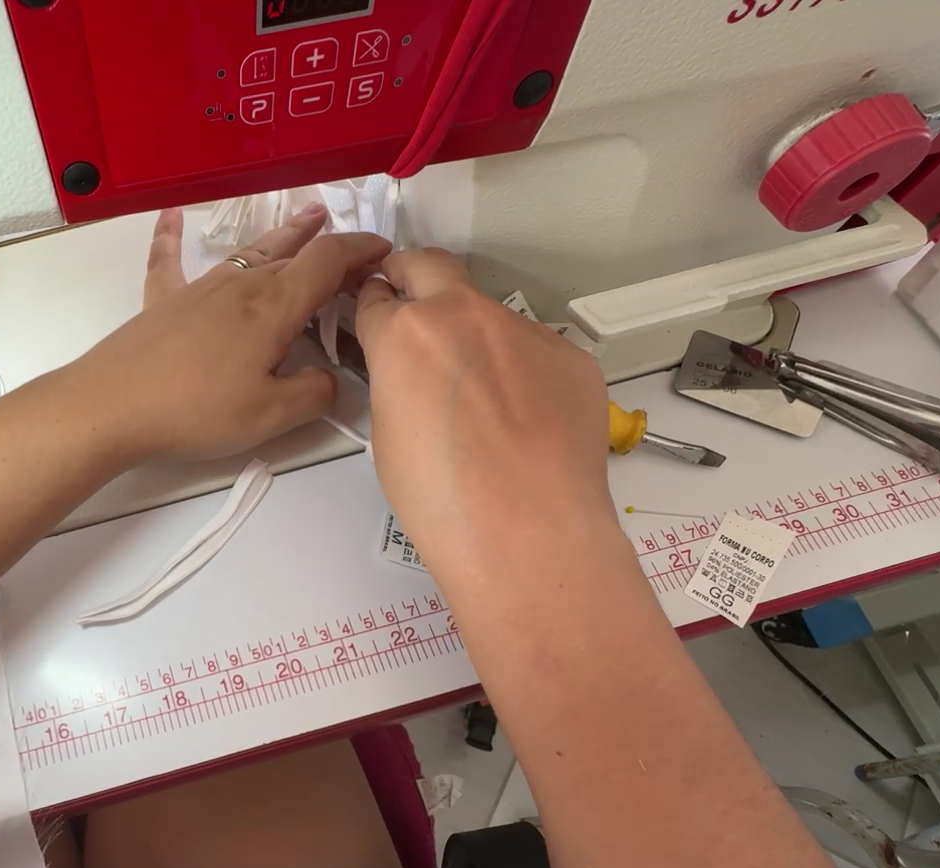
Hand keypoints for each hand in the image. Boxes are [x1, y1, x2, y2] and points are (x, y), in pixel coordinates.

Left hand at [67, 205, 390, 462]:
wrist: (115, 405)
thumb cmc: (197, 410)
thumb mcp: (270, 415)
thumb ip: (313, 394)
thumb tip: (328, 378)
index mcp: (273, 308)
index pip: (328, 263)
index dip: (361, 253)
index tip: (385, 254)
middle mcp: (240, 285)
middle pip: (294, 254)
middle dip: (330, 248)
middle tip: (354, 250)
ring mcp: (199, 288)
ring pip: (250, 251)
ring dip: (283, 234)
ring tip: (307, 215)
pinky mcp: (163, 302)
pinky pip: (170, 260)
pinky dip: (173, 236)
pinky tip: (171, 214)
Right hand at [354, 249, 613, 572]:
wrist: (524, 529)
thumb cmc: (443, 497)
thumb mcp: (387, 438)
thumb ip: (394, 387)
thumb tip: (410, 381)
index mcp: (404, 335)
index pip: (376, 299)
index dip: (370, 309)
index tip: (372, 317)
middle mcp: (464, 316)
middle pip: (431, 265)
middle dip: (412, 275)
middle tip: (408, 302)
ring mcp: (524, 331)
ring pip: (488, 314)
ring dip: (473, 335)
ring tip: (477, 396)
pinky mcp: (570, 356)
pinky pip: (534, 351)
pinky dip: (520, 372)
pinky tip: (521, 420)